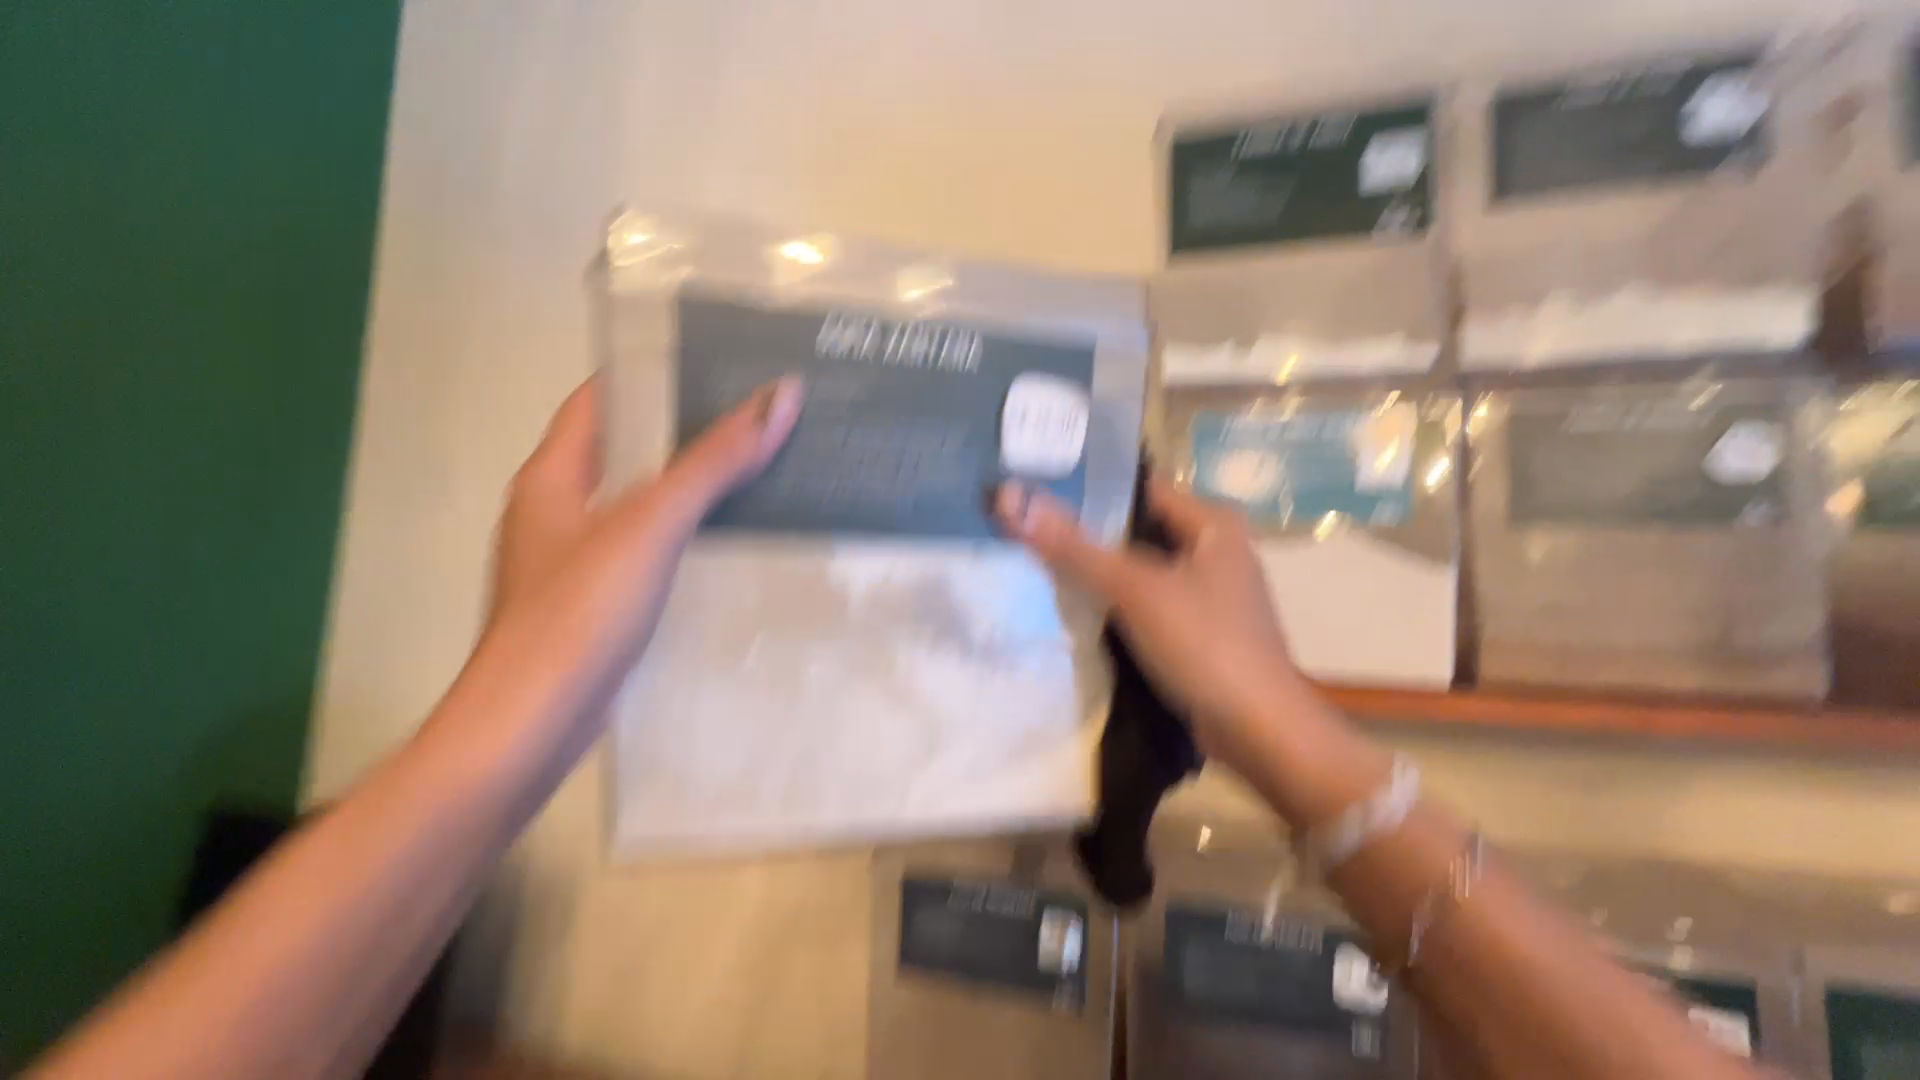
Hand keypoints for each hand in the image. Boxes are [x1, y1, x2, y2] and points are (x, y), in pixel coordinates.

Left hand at [438, 374, 802, 769]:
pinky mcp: (592, 611)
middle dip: (684, 435)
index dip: (651, 376)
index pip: (600, 401)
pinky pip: (645, 558)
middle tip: (756, 420)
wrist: (530, 727)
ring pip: (638, 510)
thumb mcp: (652, 524)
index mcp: (551, 478)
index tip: (717, 364)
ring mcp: (572, 566)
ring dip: (689, 493)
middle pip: (625, 455)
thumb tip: (782, 395)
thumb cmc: (580, 611)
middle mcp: (555, 514)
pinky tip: (730, 552)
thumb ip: (714, 462)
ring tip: (758, 476)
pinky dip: (684, 545)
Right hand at [993, 475, 1309, 767]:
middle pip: (1137, 531)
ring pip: (1140, 571)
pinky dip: (1115, 606)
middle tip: (1025, 529)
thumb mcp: (1135, 589)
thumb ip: (1073, 547)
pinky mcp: (1199, 633)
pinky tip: (1074, 611)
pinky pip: (1147, 606)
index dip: (1088, 488)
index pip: (1140, 488)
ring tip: (1036, 564)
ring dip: (1098, 574)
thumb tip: (1009, 497)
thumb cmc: (1205, 645)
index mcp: (1213, 524)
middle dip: (1086, 534)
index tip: (1034, 490)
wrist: (1260, 732)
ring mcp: (1208, 595)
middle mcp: (1215, 550)